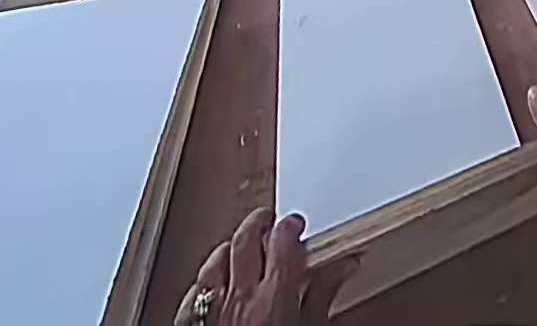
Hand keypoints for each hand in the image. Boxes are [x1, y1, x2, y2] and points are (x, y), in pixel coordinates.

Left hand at [175, 208, 355, 325]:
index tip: (296, 225)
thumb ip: (323, 298)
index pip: (283, 240)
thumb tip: (343, 267)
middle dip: (260, 223)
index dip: (291, 225)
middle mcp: (239, 297)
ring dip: (231, 247)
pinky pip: (192, 291)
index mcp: (273, 298)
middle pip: (246, 238)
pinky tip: (212, 283)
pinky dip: (205, 280)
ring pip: (216, 259)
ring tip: (242, 247)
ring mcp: (209, 313)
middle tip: (270, 222)